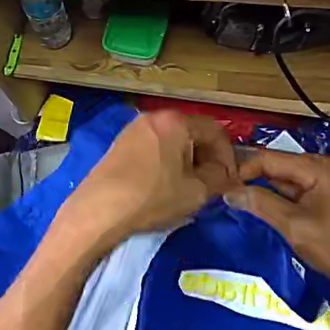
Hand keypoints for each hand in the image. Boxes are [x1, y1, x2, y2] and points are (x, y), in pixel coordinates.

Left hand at [50, 112, 239, 261]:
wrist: (97, 212)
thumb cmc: (152, 197)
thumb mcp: (197, 192)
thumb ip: (219, 179)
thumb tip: (226, 176)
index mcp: (176, 122)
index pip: (216, 131)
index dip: (228, 156)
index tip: (231, 179)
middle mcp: (155, 117)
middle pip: (193, 132)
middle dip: (208, 157)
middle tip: (213, 183)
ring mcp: (134, 129)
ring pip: (173, 140)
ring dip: (188, 160)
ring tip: (190, 186)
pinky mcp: (120, 145)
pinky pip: (155, 147)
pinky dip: (167, 162)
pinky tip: (166, 185)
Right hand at [228, 150, 329, 301]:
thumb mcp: (296, 228)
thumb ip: (262, 205)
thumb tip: (229, 192)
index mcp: (315, 167)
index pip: (267, 157)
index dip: (241, 172)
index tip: (218, 191)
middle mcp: (321, 167)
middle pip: (276, 167)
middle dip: (251, 181)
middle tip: (224, 200)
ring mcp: (326, 183)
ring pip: (285, 182)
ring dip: (264, 193)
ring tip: (239, 209)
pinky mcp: (328, 199)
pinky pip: (297, 194)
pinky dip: (280, 202)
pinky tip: (266, 216)